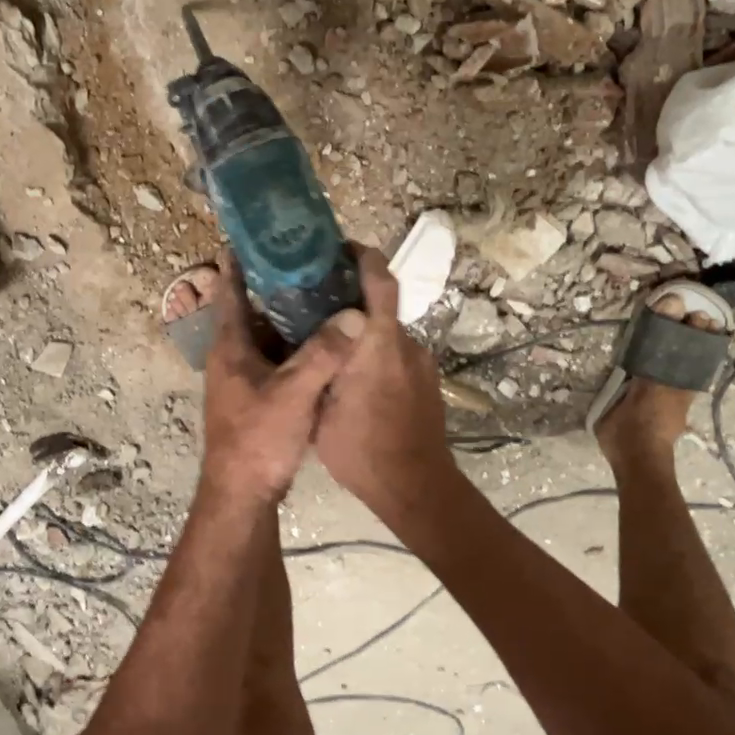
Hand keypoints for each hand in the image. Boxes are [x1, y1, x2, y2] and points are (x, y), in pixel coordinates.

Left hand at [200, 257, 364, 503]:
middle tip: (315, 255)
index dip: (240, 258)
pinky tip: (332, 335)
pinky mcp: (263, 394)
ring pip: (273, 333)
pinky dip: (303, 343)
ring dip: (296, 313)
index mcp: (230, 345)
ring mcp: (248, 376)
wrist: (243, 495)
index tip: (258, 230)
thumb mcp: (292, 394)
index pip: (230, 288)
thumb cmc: (257, 440)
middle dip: (281, 282)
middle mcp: (235, 354)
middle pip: (257, 306)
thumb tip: (356, 314)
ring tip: (331, 287)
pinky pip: (284, 356)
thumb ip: (323, 354)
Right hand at [314, 245, 453, 511]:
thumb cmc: (362, 449)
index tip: (343, 248)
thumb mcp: (320, 409)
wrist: (416, 487)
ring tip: (331, 347)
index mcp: (378, 344)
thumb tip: (307, 343)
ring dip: (362, 334)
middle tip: (318, 300)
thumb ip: (319, 368)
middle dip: (352, 298)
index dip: (365, 258)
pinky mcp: (428, 383)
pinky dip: (375, 356)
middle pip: (381, 306)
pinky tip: (354, 379)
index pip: (381, 283)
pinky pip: (397, 356)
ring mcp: (422, 364)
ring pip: (386, 335)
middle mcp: (405, 345)